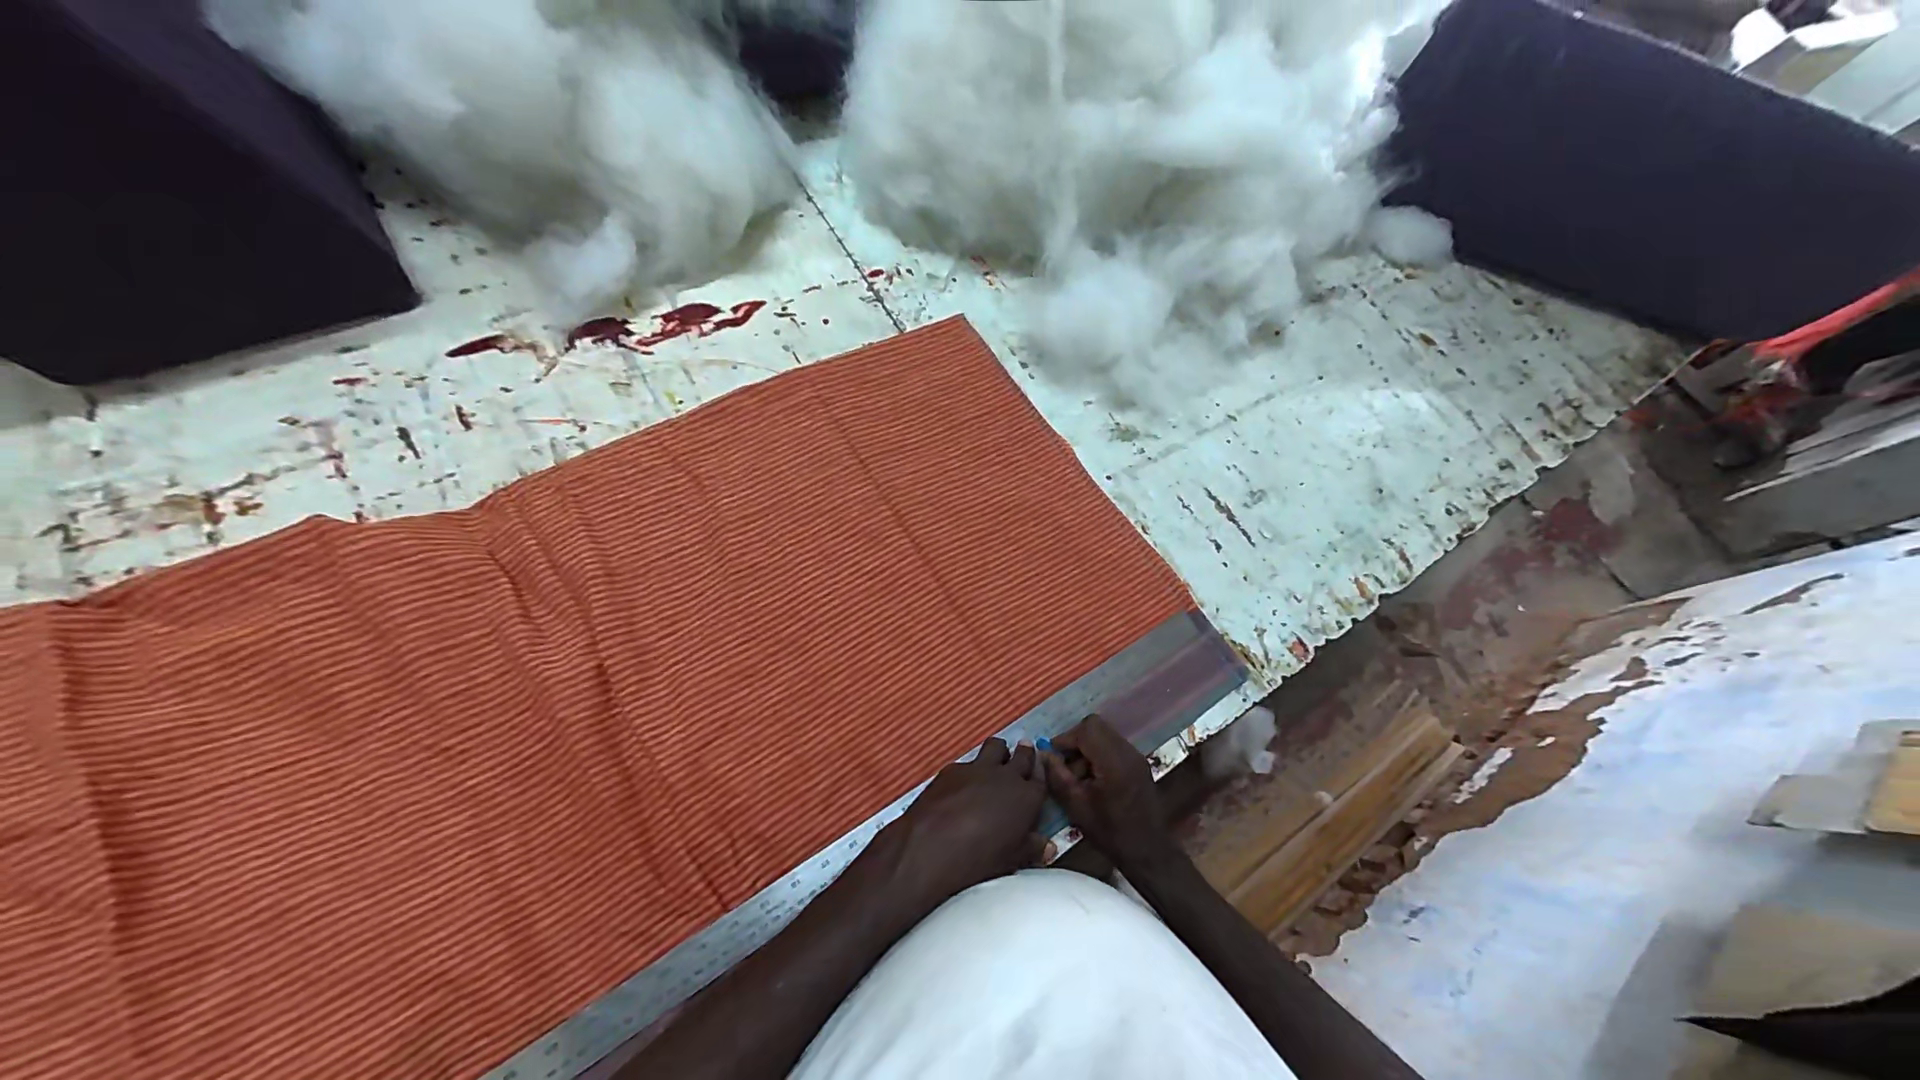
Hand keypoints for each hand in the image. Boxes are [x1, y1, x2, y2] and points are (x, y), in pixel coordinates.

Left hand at [869, 737, 1047, 916]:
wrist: (933, 844)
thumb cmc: (981, 858)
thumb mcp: (1012, 859)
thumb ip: (1031, 848)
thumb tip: (1048, 846)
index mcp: (1027, 797)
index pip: (1041, 777)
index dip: (1041, 771)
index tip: (1039, 767)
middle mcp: (1006, 776)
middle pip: (1021, 755)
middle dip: (1024, 753)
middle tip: (1024, 751)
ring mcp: (978, 768)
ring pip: (995, 747)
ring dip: (999, 752)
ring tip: (997, 759)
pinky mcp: (953, 768)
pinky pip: (968, 761)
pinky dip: (970, 769)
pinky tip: (962, 784)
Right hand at [1042, 716, 1179, 873]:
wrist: (1148, 851)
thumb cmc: (1110, 832)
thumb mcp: (1076, 806)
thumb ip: (1057, 776)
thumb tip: (1044, 754)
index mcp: (1114, 761)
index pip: (1087, 729)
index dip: (1066, 738)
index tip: (1053, 755)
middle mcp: (1128, 752)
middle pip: (1096, 726)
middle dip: (1075, 740)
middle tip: (1064, 763)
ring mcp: (1136, 756)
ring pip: (1104, 735)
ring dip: (1086, 748)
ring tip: (1078, 775)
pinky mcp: (1138, 764)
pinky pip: (1112, 746)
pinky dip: (1098, 754)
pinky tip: (1092, 778)